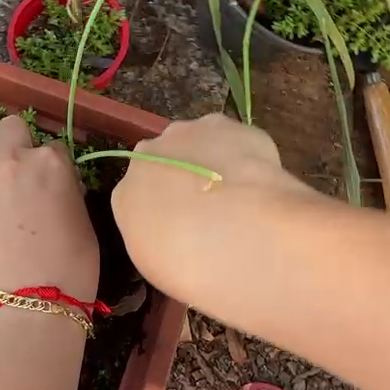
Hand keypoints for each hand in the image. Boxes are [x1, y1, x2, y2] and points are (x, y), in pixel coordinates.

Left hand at [0, 114, 98, 302]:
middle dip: (18, 143)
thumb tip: (56, 183)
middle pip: (11, 126)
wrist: (31, 304)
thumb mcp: (83, 218)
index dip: (52, 164)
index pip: (53, 145)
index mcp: (52, 161)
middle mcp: (14, 159)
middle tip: (21, 171)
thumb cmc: (72, 267)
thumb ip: (67, 187)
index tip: (52, 183)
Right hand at [112, 114, 307, 296]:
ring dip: (214, 160)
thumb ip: (161, 235)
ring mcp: (190, 133)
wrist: (234, 230)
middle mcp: (150, 153)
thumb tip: (179, 231)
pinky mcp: (231, 126)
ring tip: (241, 195)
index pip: (139, 194)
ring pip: (199, 142)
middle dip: (184, 175)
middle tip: (212, 209)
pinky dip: (247, 156)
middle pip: (165, 158)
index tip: (185, 226)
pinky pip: (237, 141)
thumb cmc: (189, 262)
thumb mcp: (158, 262)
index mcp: (125, 193)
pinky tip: (263, 183)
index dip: (165, 208)